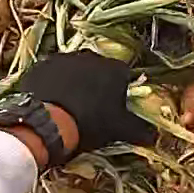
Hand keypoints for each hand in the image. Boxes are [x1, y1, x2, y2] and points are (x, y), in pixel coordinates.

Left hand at [9, 51, 155, 158]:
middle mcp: (91, 57)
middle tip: (90, 108)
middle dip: (96, 84)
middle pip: (98, 70)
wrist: (45, 123)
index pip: (123, 76)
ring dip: (73, 83)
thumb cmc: (89, 123)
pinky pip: (50, 74)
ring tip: (67, 106)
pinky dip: (52, 84)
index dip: (119, 92)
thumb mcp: (119, 130)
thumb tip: (154, 136)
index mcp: (114, 69)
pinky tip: (49, 102)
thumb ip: (139, 130)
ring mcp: (63, 58)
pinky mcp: (39, 65)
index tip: (113, 108)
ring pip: (73, 70)